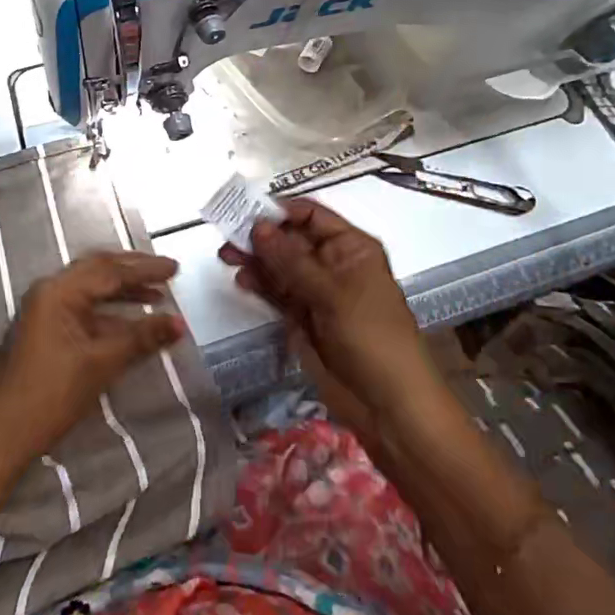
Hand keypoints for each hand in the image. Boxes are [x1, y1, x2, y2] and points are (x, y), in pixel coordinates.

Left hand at [0, 252, 184, 467]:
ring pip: (89, 292)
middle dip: (132, 271)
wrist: (0, 436)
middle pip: (96, 273)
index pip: (108, 271)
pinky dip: (108, 313)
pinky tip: (130, 323)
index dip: (145, 268)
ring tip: (156, 295)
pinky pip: (82, 311)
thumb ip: (140, 339)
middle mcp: (47, 293)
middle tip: (167, 273)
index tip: (176, 268)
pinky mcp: (44, 333)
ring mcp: (43, 313)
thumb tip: (180, 323)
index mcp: (56, 291)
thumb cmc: (49, 395)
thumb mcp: (99, 365)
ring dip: (122, 292)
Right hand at [219, 198, 429, 407]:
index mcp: (351, 248)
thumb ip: (291, 260)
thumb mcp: (332, 294)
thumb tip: (258, 227)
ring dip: (255, 259)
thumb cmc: (371, 337)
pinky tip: (242, 280)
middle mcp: (333, 263)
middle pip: (290, 239)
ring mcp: (316, 291)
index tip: (245, 212)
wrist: (387, 402)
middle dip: (260, 237)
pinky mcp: (302, 317)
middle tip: (227, 237)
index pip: (311, 216)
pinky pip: (276, 292)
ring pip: (279, 265)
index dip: (279, 212)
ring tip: (226, 258)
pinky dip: (259, 284)